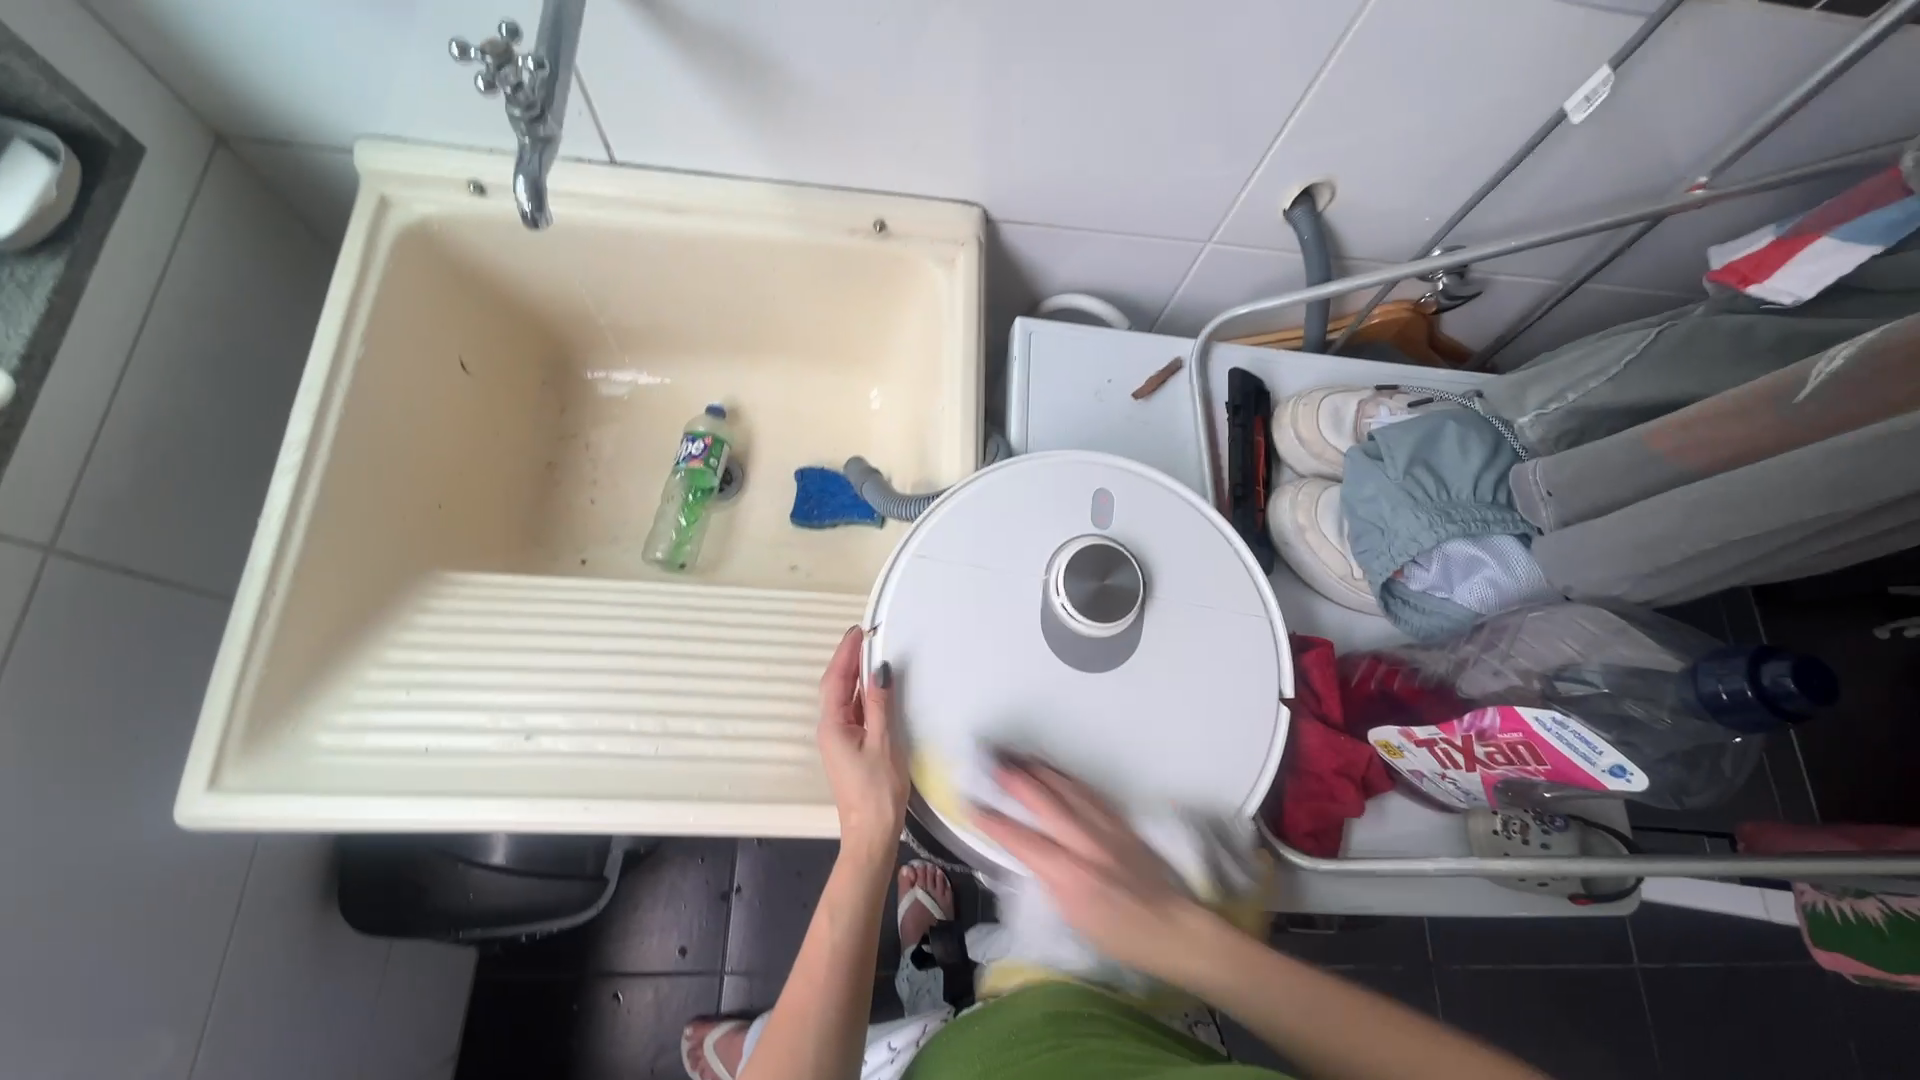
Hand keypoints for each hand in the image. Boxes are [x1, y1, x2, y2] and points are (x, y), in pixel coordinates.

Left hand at [817, 626, 908, 857]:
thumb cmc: (877, 791)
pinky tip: (876, 687)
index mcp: (833, 726)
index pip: (836, 679)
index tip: (859, 631)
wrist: (871, 833)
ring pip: (844, 698)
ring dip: (856, 675)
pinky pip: (854, 712)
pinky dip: (863, 694)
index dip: (846, 653)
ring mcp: (839, 739)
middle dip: (849, 659)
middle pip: (836, 686)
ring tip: (872, 653)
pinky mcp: (850, 748)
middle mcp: (830, 729)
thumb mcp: (883, 743)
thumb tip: (880, 671)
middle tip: (867, 636)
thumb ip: (880, 704)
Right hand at [974, 760, 1224, 984]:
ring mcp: (1106, 828)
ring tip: (1019, 757)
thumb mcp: (1071, 917)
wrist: (1172, 928)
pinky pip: (1089, 792)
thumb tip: (1027, 853)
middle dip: (1016, 779)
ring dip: (1040, 771)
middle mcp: (1086, 843)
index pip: (1021, 839)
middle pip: (1044, 801)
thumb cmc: (1119, 935)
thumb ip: (1048, 879)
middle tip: (993, 763)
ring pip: (1068, 788)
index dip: (993, 821)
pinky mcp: (1122, 823)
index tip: (972, 806)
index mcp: (1069, 873)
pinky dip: (1068, 779)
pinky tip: (1056, 773)